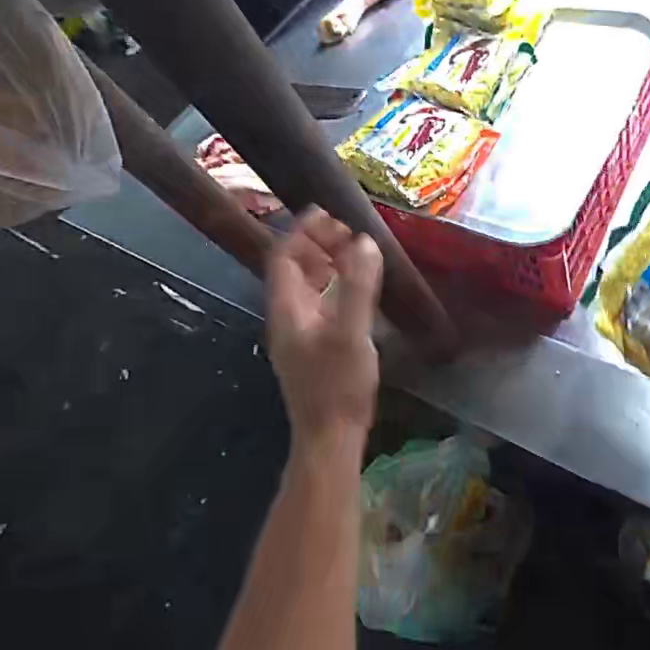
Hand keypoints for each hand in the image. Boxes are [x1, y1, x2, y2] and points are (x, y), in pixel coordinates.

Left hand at [264, 208, 382, 446]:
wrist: (329, 436)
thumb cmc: (338, 385)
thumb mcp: (352, 333)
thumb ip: (358, 287)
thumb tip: (365, 243)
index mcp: (288, 310)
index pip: (284, 258)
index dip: (301, 231)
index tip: (327, 213)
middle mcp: (288, 317)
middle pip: (293, 269)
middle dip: (316, 244)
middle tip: (347, 232)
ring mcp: (300, 334)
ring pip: (306, 286)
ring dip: (325, 263)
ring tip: (354, 252)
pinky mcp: (314, 346)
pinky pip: (320, 302)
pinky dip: (335, 285)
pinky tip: (356, 289)